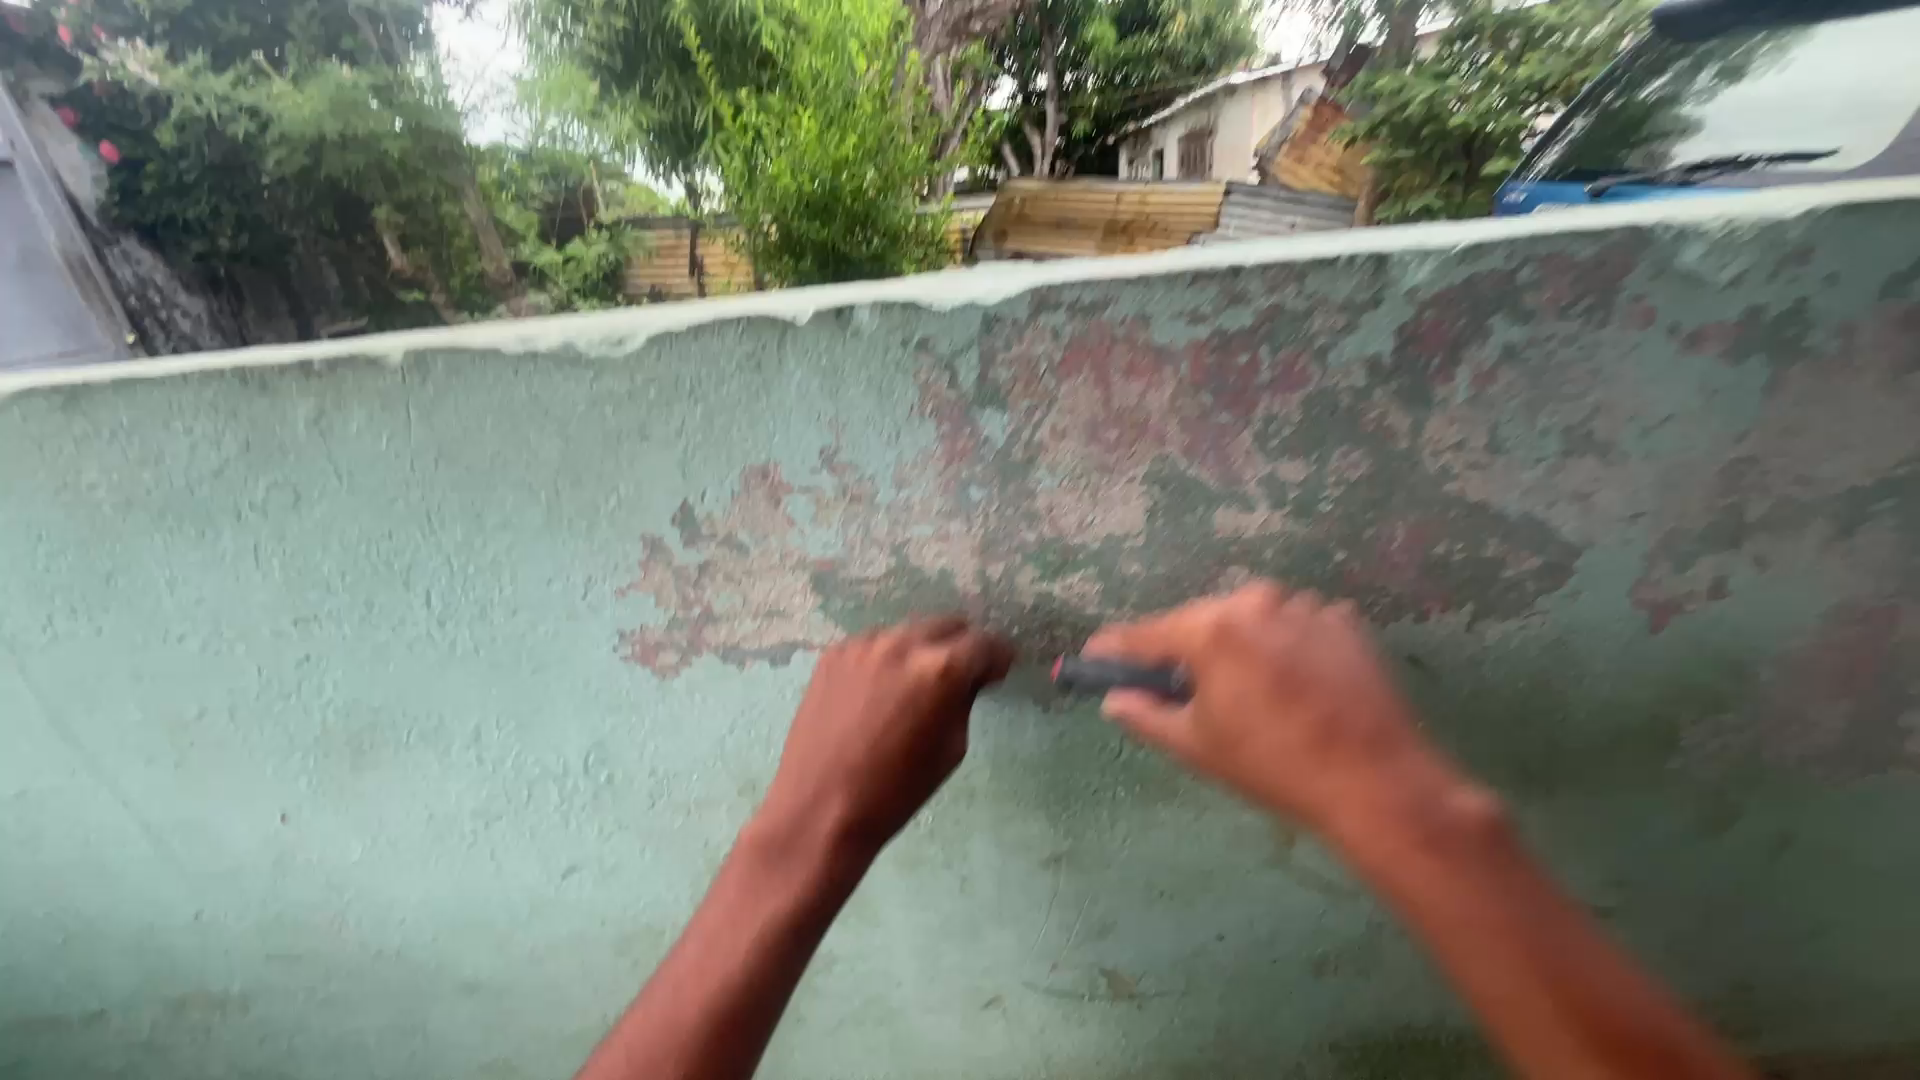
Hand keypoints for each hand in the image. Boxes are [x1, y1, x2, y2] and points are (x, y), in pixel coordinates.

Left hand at [756, 616, 1014, 858]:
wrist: (819, 808)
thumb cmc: (895, 791)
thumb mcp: (952, 748)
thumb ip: (964, 700)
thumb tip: (968, 677)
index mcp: (940, 668)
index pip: (985, 643)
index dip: (998, 656)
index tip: (998, 671)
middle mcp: (902, 643)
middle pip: (947, 625)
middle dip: (962, 645)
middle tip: (963, 673)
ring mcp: (863, 643)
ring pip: (908, 631)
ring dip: (923, 649)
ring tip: (917, 683)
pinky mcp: (834, 653)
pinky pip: (875, 644)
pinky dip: (888, 659)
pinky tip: (880, 691)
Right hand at [1086, 582, 1459, 832]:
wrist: (1377, 783)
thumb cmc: (1273, 765)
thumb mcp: (1196, 746)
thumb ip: (1145, 716)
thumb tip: (1113, 701)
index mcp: (1212, 630)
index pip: (1145, 634)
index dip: (1115, 649)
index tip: (1094, 657)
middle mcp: (1255, 603)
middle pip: (1200, 622)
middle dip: (1183, 650)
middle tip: (1178, 686)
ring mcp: (1304, 607)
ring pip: (1249, 621)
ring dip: (1237, 646)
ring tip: (1247, 690)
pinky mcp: (1344, 621)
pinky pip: (1294, 626)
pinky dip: (1282, 646)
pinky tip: (1295, 683)